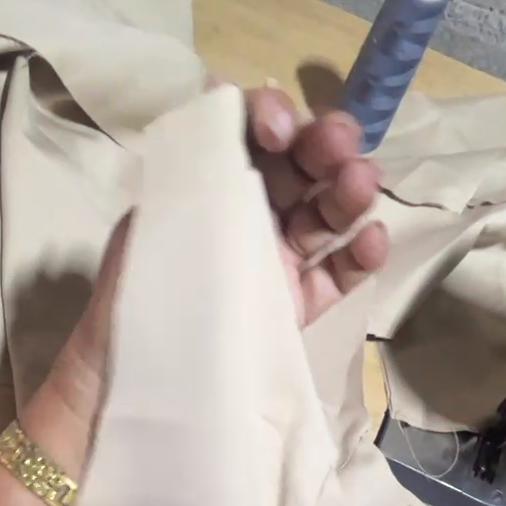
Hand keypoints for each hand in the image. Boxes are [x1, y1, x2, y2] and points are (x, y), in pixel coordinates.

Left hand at [43, 89, 390, 432]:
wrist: (133, 387)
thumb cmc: (133, 305)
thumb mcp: (150, 229)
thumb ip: (191, 175)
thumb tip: (228, 118)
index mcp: (205, 194)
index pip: (247, 139)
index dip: (270, 119)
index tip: (276, 129)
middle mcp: (241, 222)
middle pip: (297, 169)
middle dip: (323, 145)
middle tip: (338, 145)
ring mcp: (272, 266)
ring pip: (323, 216)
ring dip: (348, 190)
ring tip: (360, 183)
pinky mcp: (293, 310)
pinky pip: (336, 276)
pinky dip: (360, 256)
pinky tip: (372, 240)